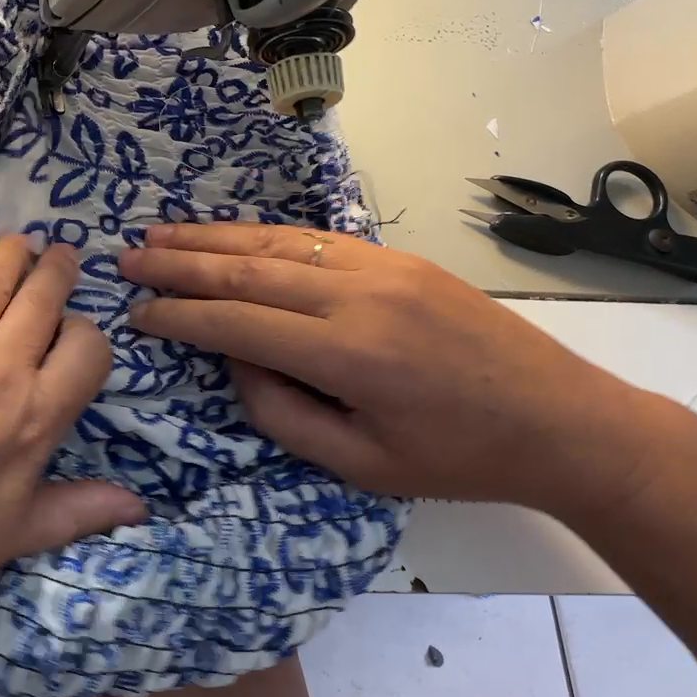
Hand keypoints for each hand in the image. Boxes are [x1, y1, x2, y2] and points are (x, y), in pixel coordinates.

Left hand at [0, 236, 146, 619]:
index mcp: (34, 416)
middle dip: (58, 269)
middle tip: (58, 257)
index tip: (71, 335)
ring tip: (16, 248)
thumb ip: (77, 510)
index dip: (86, 335)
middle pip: (43, 292)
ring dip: (12, 254)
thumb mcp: (10, 537)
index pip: (89, 345)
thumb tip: (139, 504)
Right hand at [118, 223, 653, 514]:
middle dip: (178, 264)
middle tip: (126, 258)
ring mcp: (382, 267)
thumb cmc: (460, 458)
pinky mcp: (398, 257)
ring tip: (157, 233)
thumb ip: (281, 413)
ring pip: (273, 242)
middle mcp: (360, 296)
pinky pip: (311, 237)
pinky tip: (225, 234)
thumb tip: (234, 359)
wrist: (570, 424)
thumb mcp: (361, 464)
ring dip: (208, 237)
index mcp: (351, 355)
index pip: (238, 322)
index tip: (137, 312)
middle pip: (245, 270)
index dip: (180, 316)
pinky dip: (257, 234)